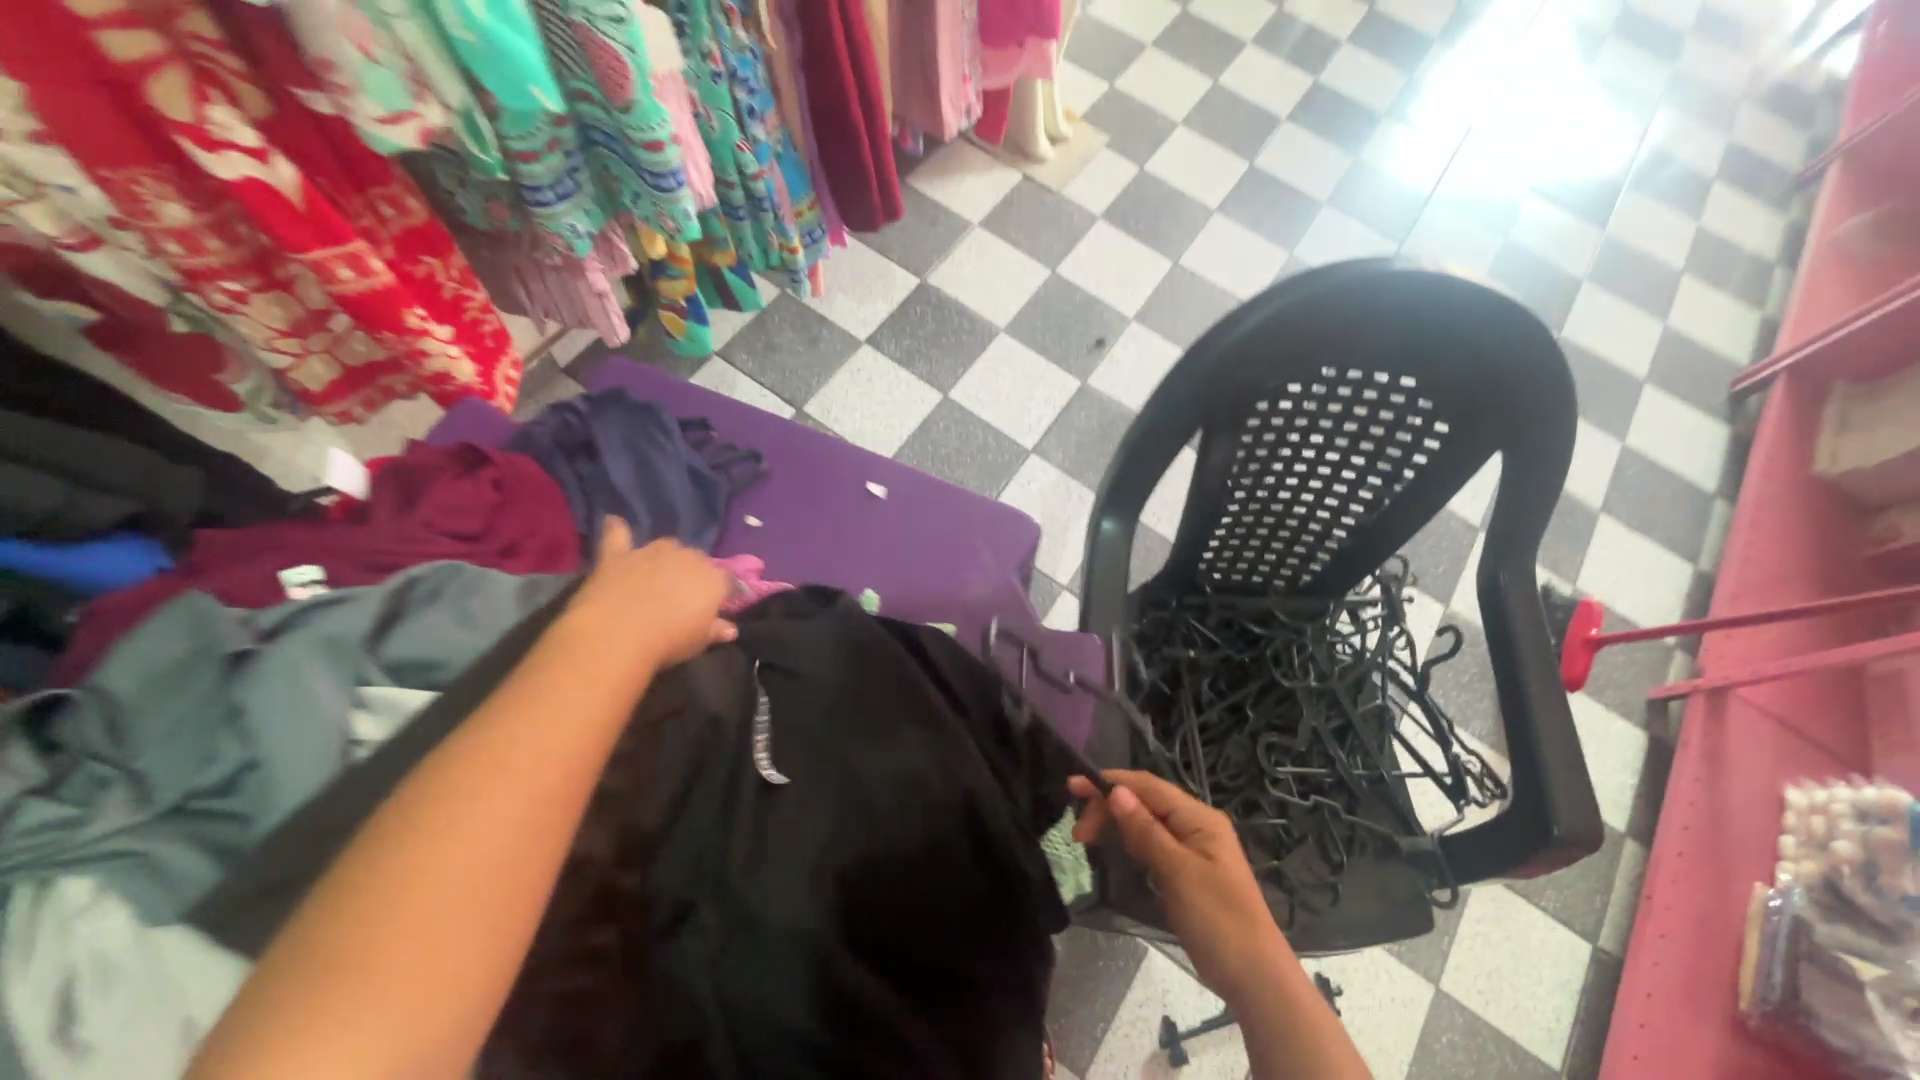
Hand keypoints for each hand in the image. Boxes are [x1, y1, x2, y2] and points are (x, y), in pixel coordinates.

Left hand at [560, 517, 735, 676]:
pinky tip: (614, 522)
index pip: (727, 581)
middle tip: (683, 598)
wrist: (618, 634)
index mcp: (713, 579)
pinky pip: (619, 535)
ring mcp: (651, 552)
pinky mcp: (619, 554)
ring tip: (657, 576)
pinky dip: (617, 529)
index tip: (715, 609)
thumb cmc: (668, 642)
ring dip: (665, 557)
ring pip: (666, 546)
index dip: (722, 594)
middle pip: (696, 559)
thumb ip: (715, 631)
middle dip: (693, 574)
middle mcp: (687, 557)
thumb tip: (730, 629)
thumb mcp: (699, 643)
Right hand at [1069, 770, 1291, 1005]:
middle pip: (1145, 802)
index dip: (1110, 782)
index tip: (1071, 787)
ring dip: (1117, 826)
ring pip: (1147, 824)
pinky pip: (1153, 846)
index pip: (1148, 786)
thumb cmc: (1218, 919)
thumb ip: (1146, 830)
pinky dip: (1131, 844)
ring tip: (1086, 840)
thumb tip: (1116, 791)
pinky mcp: (1187, 874)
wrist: (1254, 976)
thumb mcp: (1178, 872)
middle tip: (1077, 833)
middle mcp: (1197, 826)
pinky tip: (1115, 852)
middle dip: (1109, 808)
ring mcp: (1193, 851)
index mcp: (1199, 818)